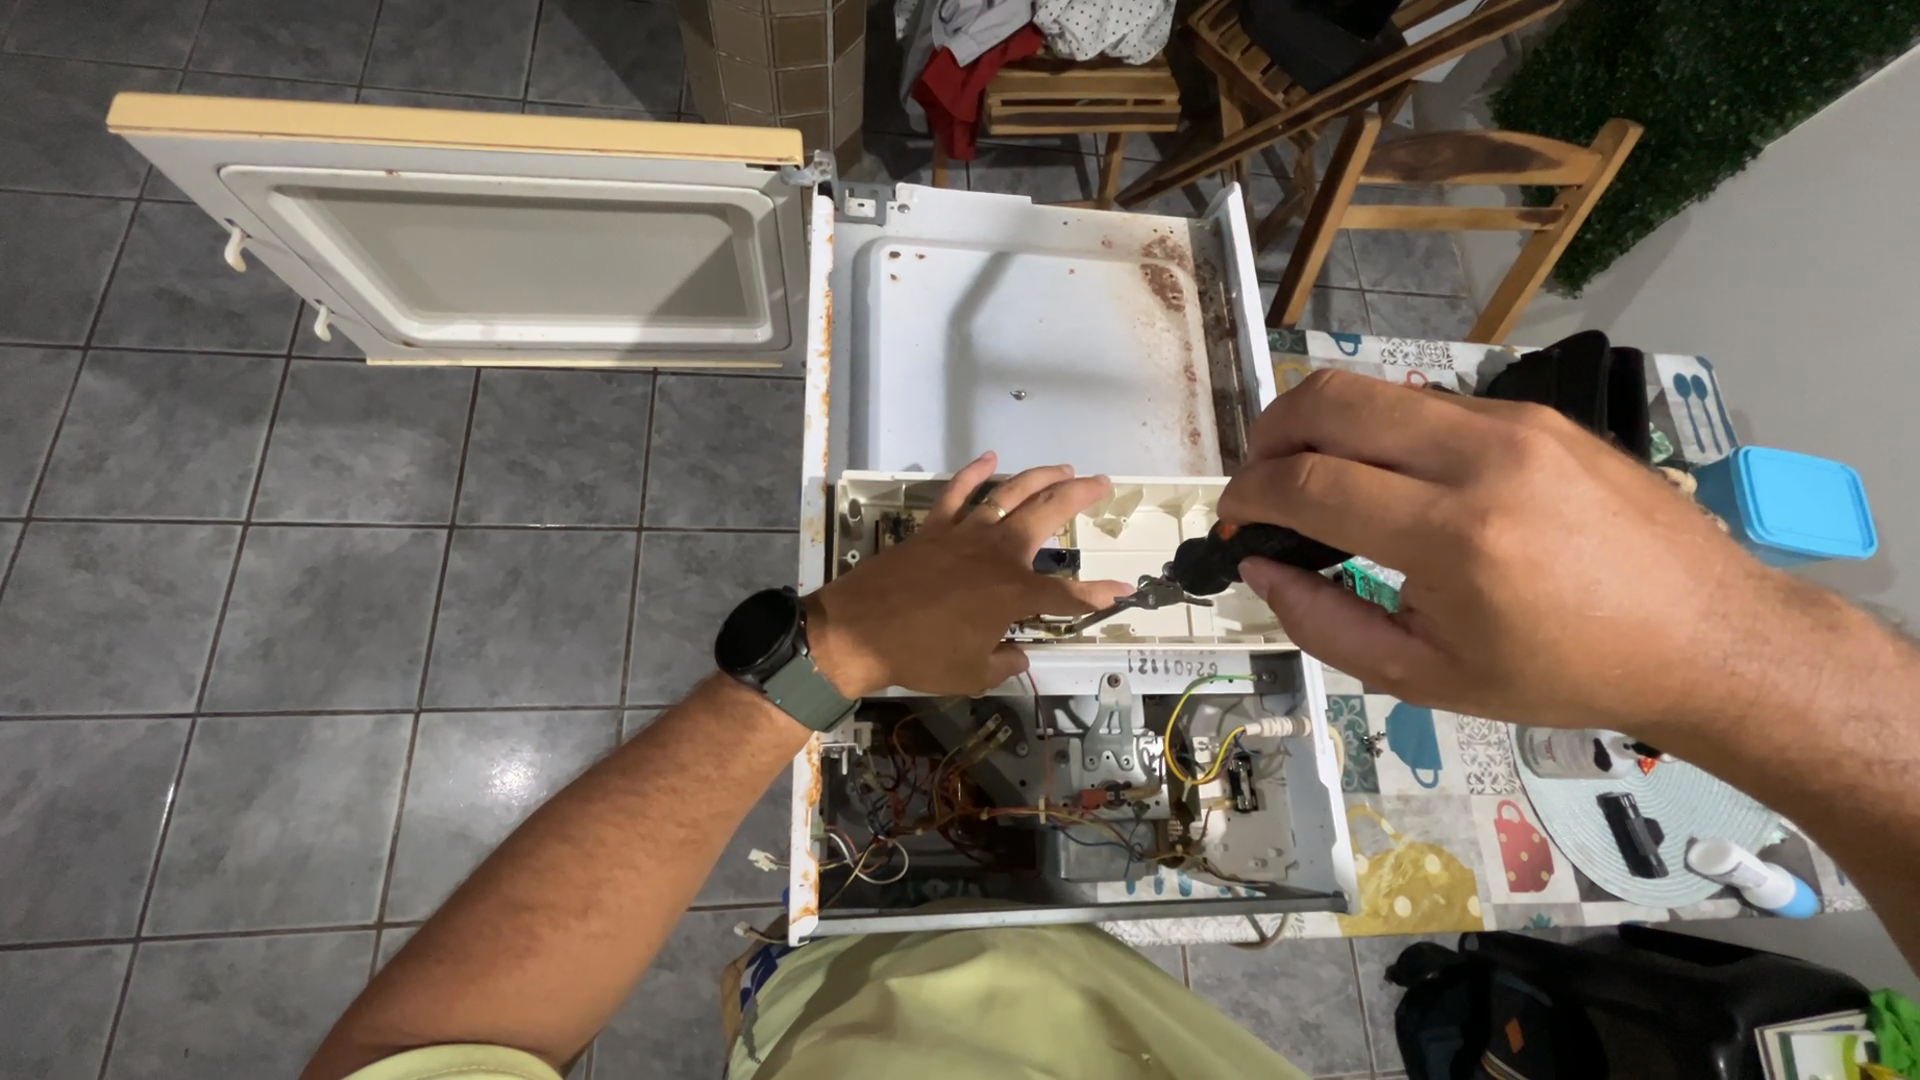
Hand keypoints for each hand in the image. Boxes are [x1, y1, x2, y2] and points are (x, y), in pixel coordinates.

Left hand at [805, 453, 1131, 696]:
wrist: (860, 632)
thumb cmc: (920, 656)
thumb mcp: (972, 674)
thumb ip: (1004, 663)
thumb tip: (1020, 654)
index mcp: (1013, 593)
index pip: (1067, 594)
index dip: (1098, 593)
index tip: (1123, 589)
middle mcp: (997, 554)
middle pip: (1047, 515)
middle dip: (1080, 497)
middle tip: (1102, 483)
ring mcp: (964, 534)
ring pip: (1010, 493)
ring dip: (1040, 477)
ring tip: (1064, 468)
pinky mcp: (933, 528)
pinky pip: (957, 493)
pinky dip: (973, 473)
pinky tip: (990, 457)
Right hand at [1218, 370, 1801, 734]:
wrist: (1711, 638)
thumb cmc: (1558, 672)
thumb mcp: (1421, 677)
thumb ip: (1321, 623)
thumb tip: (1258, 569)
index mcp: (1452, 537)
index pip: (1307, 484)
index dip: (1247, 497)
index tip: (1232, 521)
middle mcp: (1480, 458)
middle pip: (1328, 403)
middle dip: (1265, 437)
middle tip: (1255, 484)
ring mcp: (1512, 424)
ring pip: (1371, 390)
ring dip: (1313, 425)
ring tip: (1308, 476)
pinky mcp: (1534, 414)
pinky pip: (1420, 403)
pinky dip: (1372, 431)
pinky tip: (1382, 478)